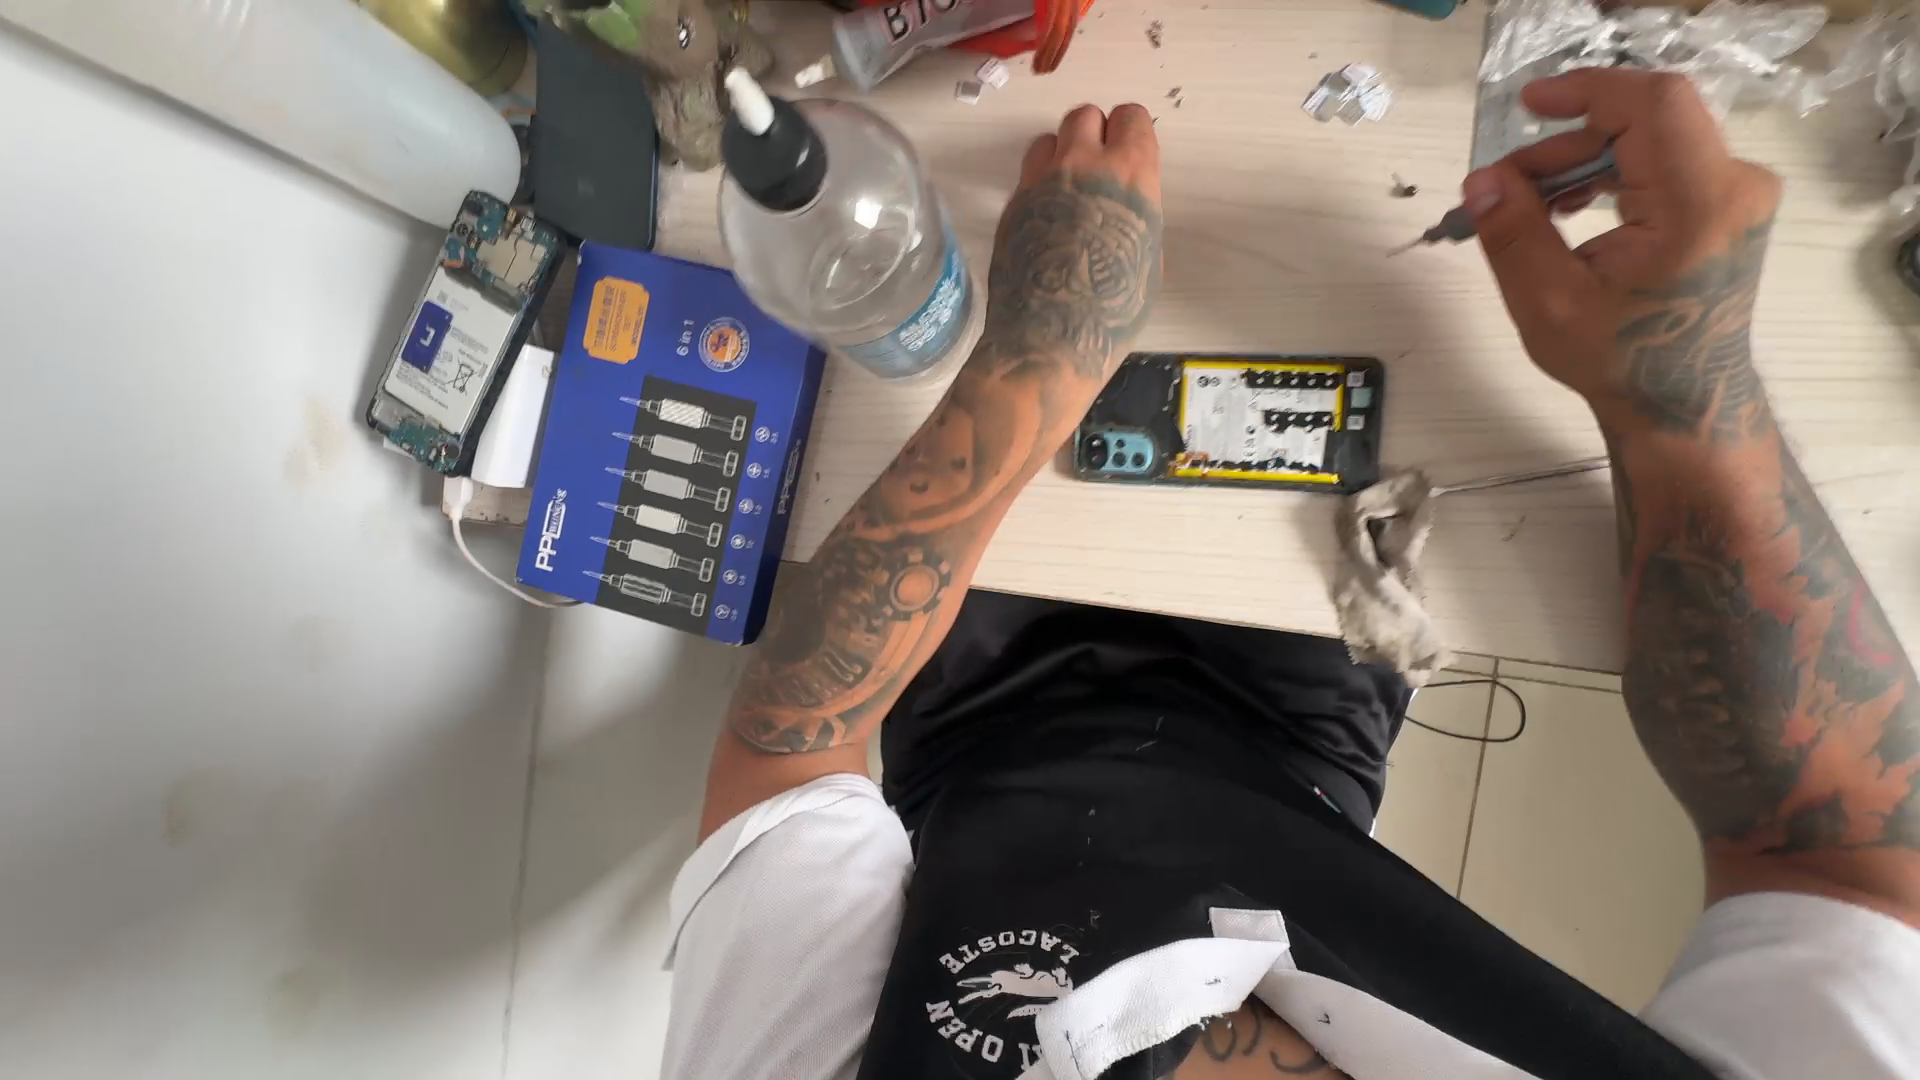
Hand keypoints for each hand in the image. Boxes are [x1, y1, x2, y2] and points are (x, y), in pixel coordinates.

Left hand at [984, 104, 1163, 378]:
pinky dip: (1035, 190)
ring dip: (1058, 157)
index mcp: (1131, 174)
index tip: (1127, 157)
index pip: (1131, 116)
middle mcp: (1082, 165)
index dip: (1129, 134)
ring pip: (1047, 141)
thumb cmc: (1111, 313)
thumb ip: (1138, 218)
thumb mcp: (1148, 263)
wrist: (1049, 338)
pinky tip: (1043, 224)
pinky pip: (1025, 179)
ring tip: (1064, 195)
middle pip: (1084, 116)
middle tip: (1094, 174)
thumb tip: (1126, 211)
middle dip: (1091, 138)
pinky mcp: (1010, 208)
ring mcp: (1039, 183)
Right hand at [1467, 70, 1780, 436]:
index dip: (1589, 91)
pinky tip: (1565, 211)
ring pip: (1646, 145)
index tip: (1527, 104)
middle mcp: (1731, 183)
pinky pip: (1657, 168)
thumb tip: (1481, 179)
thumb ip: (1514, 234)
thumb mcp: (1546, 302)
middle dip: (1562, 148)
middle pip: (1642, 126)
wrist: (1678, 394)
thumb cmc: (1613, 357)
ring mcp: (1732, 192)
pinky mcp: (1720, 206)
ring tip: (1524, 208)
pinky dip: (1602, 180)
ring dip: (1577, 166)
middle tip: (1499, 191)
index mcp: (1697, 203)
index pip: (1653, 107)